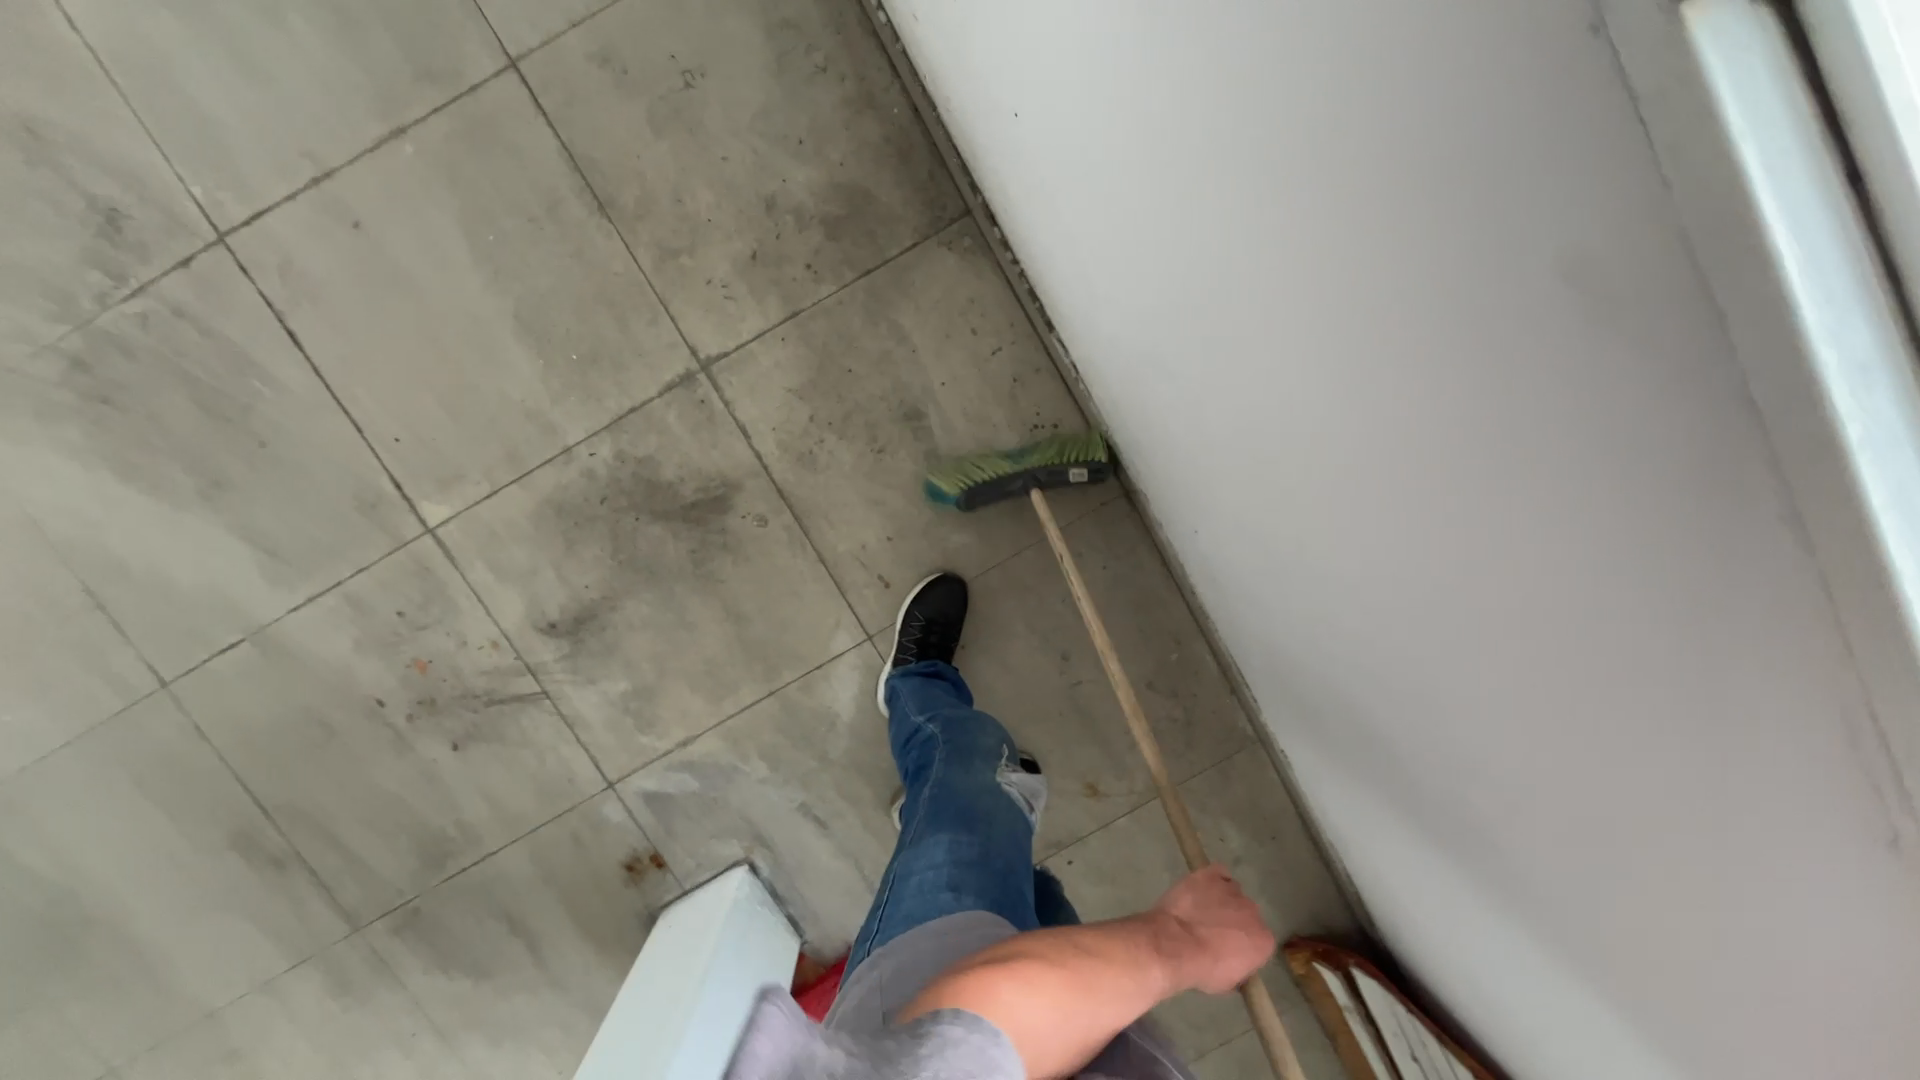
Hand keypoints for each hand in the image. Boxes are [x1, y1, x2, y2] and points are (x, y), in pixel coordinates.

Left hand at [1149, 864, 1276, 994]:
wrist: (1175, 945)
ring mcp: (1232, 890)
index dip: (1242, 943)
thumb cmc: (1202, 970)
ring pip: (1232, 891)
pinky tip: (1201, 888)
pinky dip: (1212, 878)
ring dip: (1221, 899)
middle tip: (1212, 929)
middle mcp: (1254, 911)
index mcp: (1264, 940)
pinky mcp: (1210, 875)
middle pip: (1246, 913)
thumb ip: (1240, 967)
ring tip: (1201, 908)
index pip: (1258, 939)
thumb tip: (1235, 961)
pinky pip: (1218, 872)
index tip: (1227, 948)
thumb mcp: (1228, 982)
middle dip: (1233, 920)